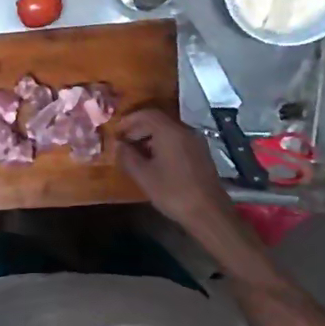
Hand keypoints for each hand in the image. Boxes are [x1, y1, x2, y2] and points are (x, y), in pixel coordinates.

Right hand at [116, 108, 234, 235]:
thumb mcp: (144, 176)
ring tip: (136, 153)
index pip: (148, 114)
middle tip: (124, 142)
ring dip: (151, 138)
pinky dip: (163, 145)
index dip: (129, 120)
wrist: (208, 211)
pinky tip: (155, 161)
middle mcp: (185, 131)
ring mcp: (196, 142)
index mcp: (170, 132)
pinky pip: (178, 141)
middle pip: (159, 121)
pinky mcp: (201, 154)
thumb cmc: (172, 192)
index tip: (117, 130)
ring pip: (169, 131)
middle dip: (139, 129)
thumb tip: (119, 145)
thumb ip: (128, 156)